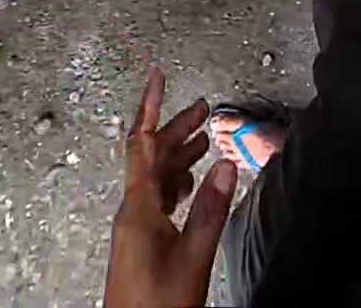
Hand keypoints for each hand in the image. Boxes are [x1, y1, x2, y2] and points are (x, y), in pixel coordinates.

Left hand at [105, 66, 238, 307]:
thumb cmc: (157, 306)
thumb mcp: (191, 257)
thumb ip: (210, 209)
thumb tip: (228, 163)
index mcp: (138, 208)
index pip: (140, 143)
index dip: (149, 106)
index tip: (157, 76)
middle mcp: (133, 212)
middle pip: (152, 156)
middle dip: (176, 127)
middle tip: (203, 106)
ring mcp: (136, 228)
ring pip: (157, 175)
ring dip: (180, 152)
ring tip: (204, 138)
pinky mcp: (143, 242)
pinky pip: (159, 196)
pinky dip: (178, 178)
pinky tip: (195, 181)